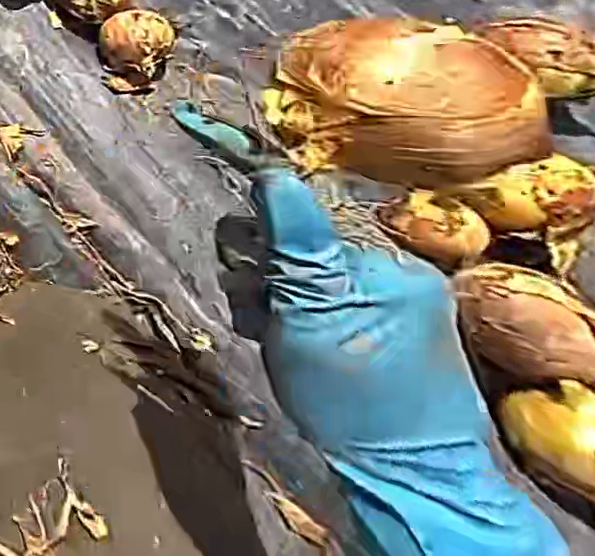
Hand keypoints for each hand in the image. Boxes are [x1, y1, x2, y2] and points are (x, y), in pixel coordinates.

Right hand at [171, 103, 563, 555]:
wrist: (404, 474)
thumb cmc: (354, 395)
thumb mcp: (311, 313)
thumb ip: (294, 238)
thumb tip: (273, 171)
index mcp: (370, 257)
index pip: (291, 189)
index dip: (238, 152)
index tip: (190, 121)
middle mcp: (373, 261)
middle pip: (271, 225)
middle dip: (248, 256)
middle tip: (259, 302)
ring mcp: (365, 286)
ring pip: (271, 255)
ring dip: (254, 285)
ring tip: (269, 325)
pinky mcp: (353, 308)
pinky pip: (289, 282)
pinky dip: (269, 302)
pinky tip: (277, 330)